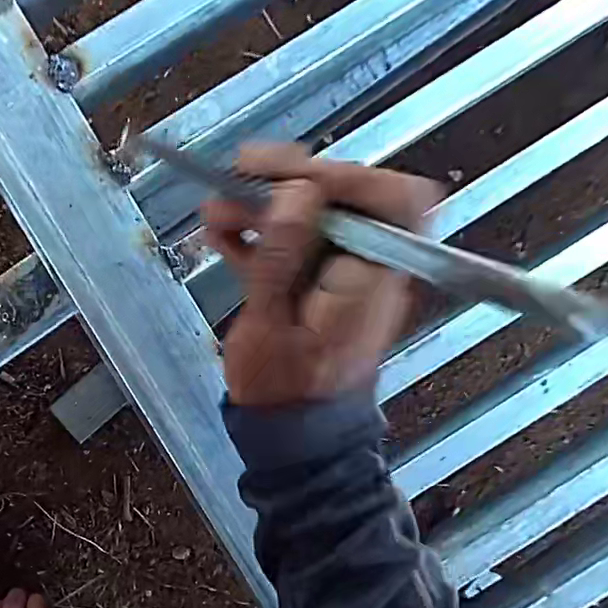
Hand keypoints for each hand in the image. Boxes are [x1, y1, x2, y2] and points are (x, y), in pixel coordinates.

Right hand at [202, 143, 444, 406]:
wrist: (289, 433)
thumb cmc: (279, 392)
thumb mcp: (270, 325)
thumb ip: (282, 256)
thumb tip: (298, 191)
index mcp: (370, 281)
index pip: (391, 201)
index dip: (343, 176)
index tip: (288, 177)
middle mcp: (368, 270)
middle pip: (349, 200)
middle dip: (291, 181)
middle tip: (239, 174)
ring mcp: (344, 276)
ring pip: (316, 218)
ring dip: (266, 206)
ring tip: (216, 207)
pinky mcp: (319, 284)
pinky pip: (298, 245)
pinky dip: (263, 234)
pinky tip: (222, 231)